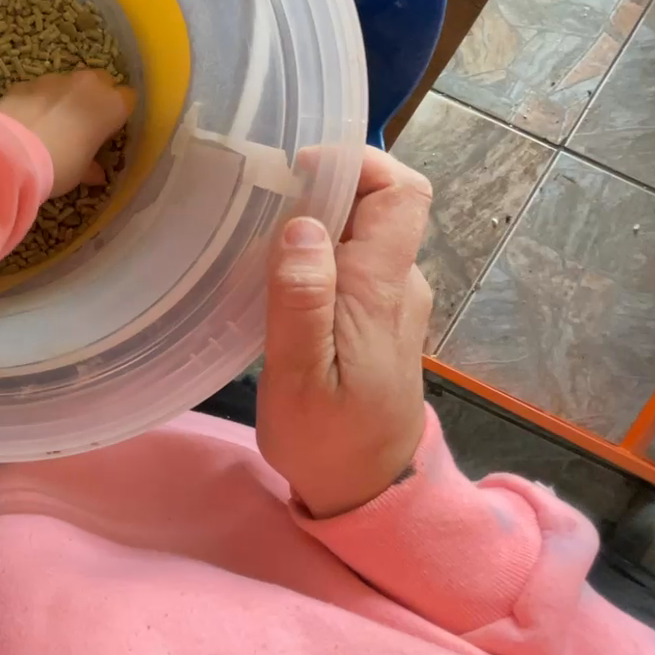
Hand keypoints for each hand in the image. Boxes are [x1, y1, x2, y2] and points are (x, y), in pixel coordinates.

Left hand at [0, 70, 135, 196]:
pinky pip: (39, 89)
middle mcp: (87, 84)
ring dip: (64, 97)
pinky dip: (37, 100)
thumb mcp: (79, 172)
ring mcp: (54, 79)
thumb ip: (91, 167)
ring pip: (68, 82)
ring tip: (50, 123)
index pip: (127, 99)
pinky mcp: (26, 82)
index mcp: (111, 105)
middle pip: (101, 82)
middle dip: (95, 97)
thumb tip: (96, 174)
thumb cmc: (59, 165)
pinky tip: (27, 120)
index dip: (117, 114)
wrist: (9, 153)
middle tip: (83, 123)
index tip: (107, 131)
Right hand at [257, 148, 432, 518]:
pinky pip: (350, 259)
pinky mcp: (374, 315)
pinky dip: (315, 246)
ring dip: (315, 215)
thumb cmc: (326, 437)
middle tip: (256, 195)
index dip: (358, 162)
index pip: (402, 194)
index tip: (296, 166)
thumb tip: (304, 224)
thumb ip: (301, 300)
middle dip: (324, 183)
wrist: (367, 493)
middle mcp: (397, 285)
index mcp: (380, 290)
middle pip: (380, 204)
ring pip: (362, 230)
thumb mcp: (298, 375)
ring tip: (252, 228)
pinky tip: (270, 267)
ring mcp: (389, 300)